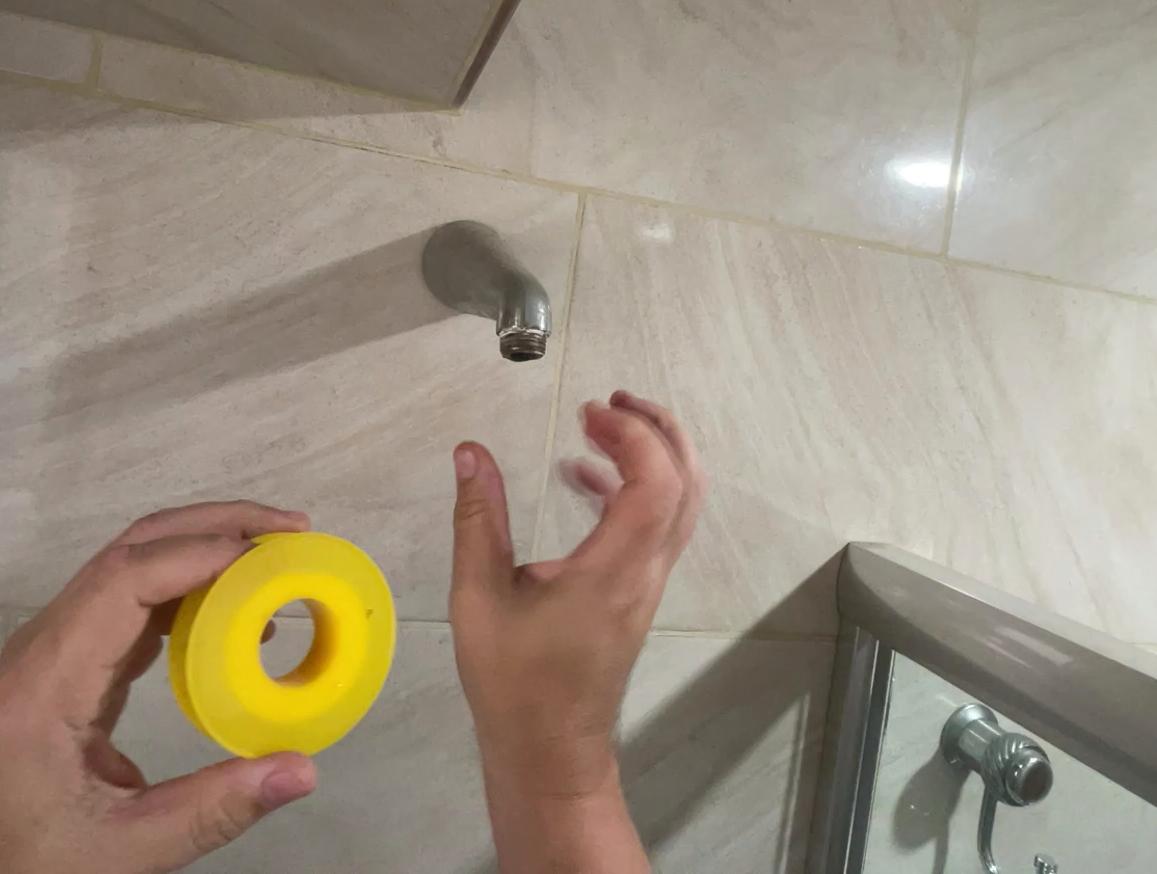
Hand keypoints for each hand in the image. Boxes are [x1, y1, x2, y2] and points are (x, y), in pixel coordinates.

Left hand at [0, 502, 317, 873]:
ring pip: (139, 558)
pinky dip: (196, 578)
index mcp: (49, 678)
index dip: (201, 553)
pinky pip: (141, 592)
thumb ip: (209, 814)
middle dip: (218, 522)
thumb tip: (304, 770)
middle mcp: (52, 639)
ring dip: (209, 540)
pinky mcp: (77, 653)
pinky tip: (238, 603)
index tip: (271, 556)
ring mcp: (62, 641)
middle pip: (136, 546)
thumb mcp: (111, 858)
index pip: (126, 580)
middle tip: (292, 530)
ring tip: (277, 552)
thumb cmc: (4, 864)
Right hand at [450, 391, 703, 872]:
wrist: (551, 754)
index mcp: (615, 570)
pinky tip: (581, 475)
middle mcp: (645, 570)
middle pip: (686, 482)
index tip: (588, 411)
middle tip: (612, 401)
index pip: (655, 483)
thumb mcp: (479, 598)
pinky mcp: (637, 590)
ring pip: (679, 502)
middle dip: (657, 429)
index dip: (632, 435)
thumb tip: (471, 453)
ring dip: (652, 454)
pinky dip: (630, 487)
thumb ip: (478, 519)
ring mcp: (648, 582)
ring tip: (601, 424)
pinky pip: (654, 523)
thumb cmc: (515, 685)